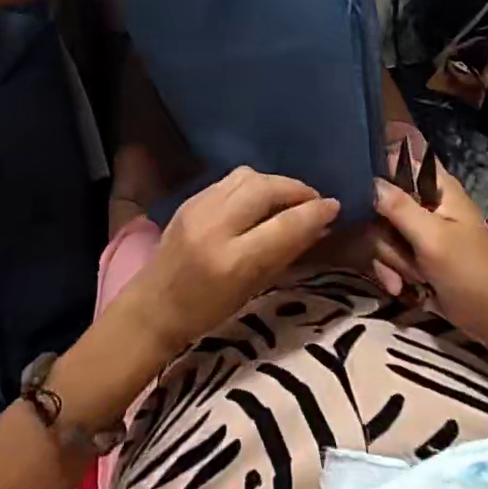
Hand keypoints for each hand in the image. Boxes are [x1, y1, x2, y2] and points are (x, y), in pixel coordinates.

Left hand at [107, 166, 340, 357]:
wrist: (152, 308)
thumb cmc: (207, 312)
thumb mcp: (253, 288)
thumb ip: (286, 253)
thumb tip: (319, 225)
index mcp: (232, 261)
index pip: (285, 224)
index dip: (315, 212)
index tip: (335, 207)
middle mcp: (215, 227)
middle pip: (267, 188)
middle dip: (297, 189)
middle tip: (314, 201)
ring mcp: (198, 208)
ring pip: (248, 176)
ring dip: (276, 183)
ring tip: (289, 198)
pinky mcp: (190, 199)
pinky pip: (230, 180)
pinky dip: (253, 184)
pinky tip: (260, 199)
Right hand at [371, 171, 487, 344]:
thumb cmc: (471, 273)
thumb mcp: (433, 239)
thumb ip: (399, 207)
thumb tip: (370, 180)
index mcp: (438, 188)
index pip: (401, 160)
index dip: (379, 170)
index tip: (363, 192)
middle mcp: (426, 203)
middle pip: (382, 204)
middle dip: (384, 235)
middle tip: (400, 255)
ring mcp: (420, 231)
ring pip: (382, 233)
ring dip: (390, 260)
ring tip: (411, 279)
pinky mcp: (415, 256)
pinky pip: (388, 255)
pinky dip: (392, 272)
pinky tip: (401, 290)